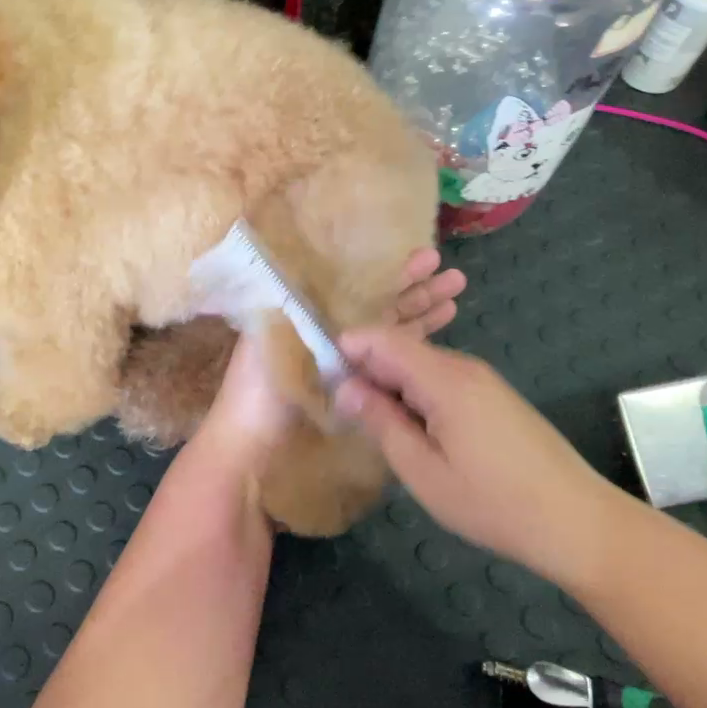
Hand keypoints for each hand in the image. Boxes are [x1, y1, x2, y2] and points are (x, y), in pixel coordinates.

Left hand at [194, 248, 465, 473]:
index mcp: (303, 317)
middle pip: (376, 310)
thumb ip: (298, 307)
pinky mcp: (351, 392)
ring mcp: (339, 366)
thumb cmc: (255, 392)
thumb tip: (327, 267)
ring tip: (457, 293)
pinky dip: (411, 347)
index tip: (425, 258)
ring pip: (387, 333)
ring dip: (420, 313)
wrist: (249, 449)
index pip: (354, 288)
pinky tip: (439, 332)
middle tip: (455, 277)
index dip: (389, 274)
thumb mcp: (270, 337)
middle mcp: (324, 336)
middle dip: (414, 291)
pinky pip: (386, 363)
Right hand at [331, 326, 624, 581]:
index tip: (319, 379)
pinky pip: (440, 382)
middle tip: (339, 410)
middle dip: (364, 371)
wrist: (580, 524)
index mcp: (444, 379)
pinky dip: (415, 397)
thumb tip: (344, 387)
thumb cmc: (495, 503)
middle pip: (399, 350)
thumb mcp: (422, 470)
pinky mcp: (493, 398)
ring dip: (389, 387)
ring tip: (370, 425)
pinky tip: (410, 432)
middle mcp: (464, 368)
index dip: (344, 350)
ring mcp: (483, 381)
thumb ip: (380, 422)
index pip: (380, 340)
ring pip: (419, 367)